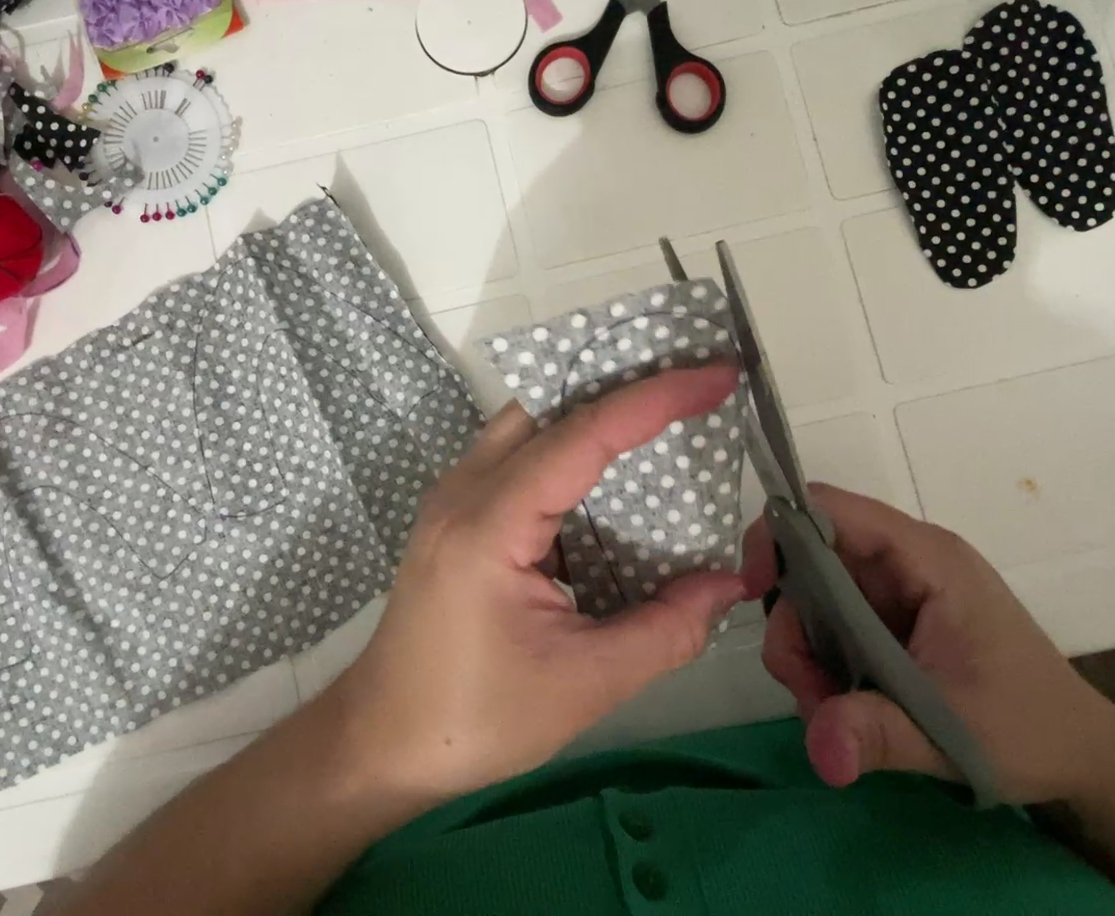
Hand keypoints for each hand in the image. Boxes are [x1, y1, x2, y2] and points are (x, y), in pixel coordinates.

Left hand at [321, 366, 748, 803]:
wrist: (383, 739)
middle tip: (692, 380)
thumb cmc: (475, 716)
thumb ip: (666, 629)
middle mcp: (462, 492)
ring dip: (592, 414)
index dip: (654, 398)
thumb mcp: (584, 683)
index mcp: (488, 524)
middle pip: (546, 410)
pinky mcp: (456, 517)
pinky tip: (611, 474)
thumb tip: (731, 582)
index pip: (581, 435)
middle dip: (621, 384)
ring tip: (664, 412)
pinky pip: (516, 459)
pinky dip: (568, 451)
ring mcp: (452, 500)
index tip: (716, 375)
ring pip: (527, 427)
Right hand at [743, 485, 1114, 803]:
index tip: (753, 589)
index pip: (829, 509)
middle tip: (808, 691)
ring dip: (804, 652)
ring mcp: (892, 590)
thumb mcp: (954, 735)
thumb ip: (880, 733)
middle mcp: (902, 562)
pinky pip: (828, 621)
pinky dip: (820, 661)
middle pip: (807, 559)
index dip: (778, 533)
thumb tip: (819, 751)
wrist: (1082, 754)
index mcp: (925, 559)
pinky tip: (842, 704)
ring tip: (833, 710)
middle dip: (792, 625)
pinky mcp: (886, 618)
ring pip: (811, 596)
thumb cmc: (1031, 729)